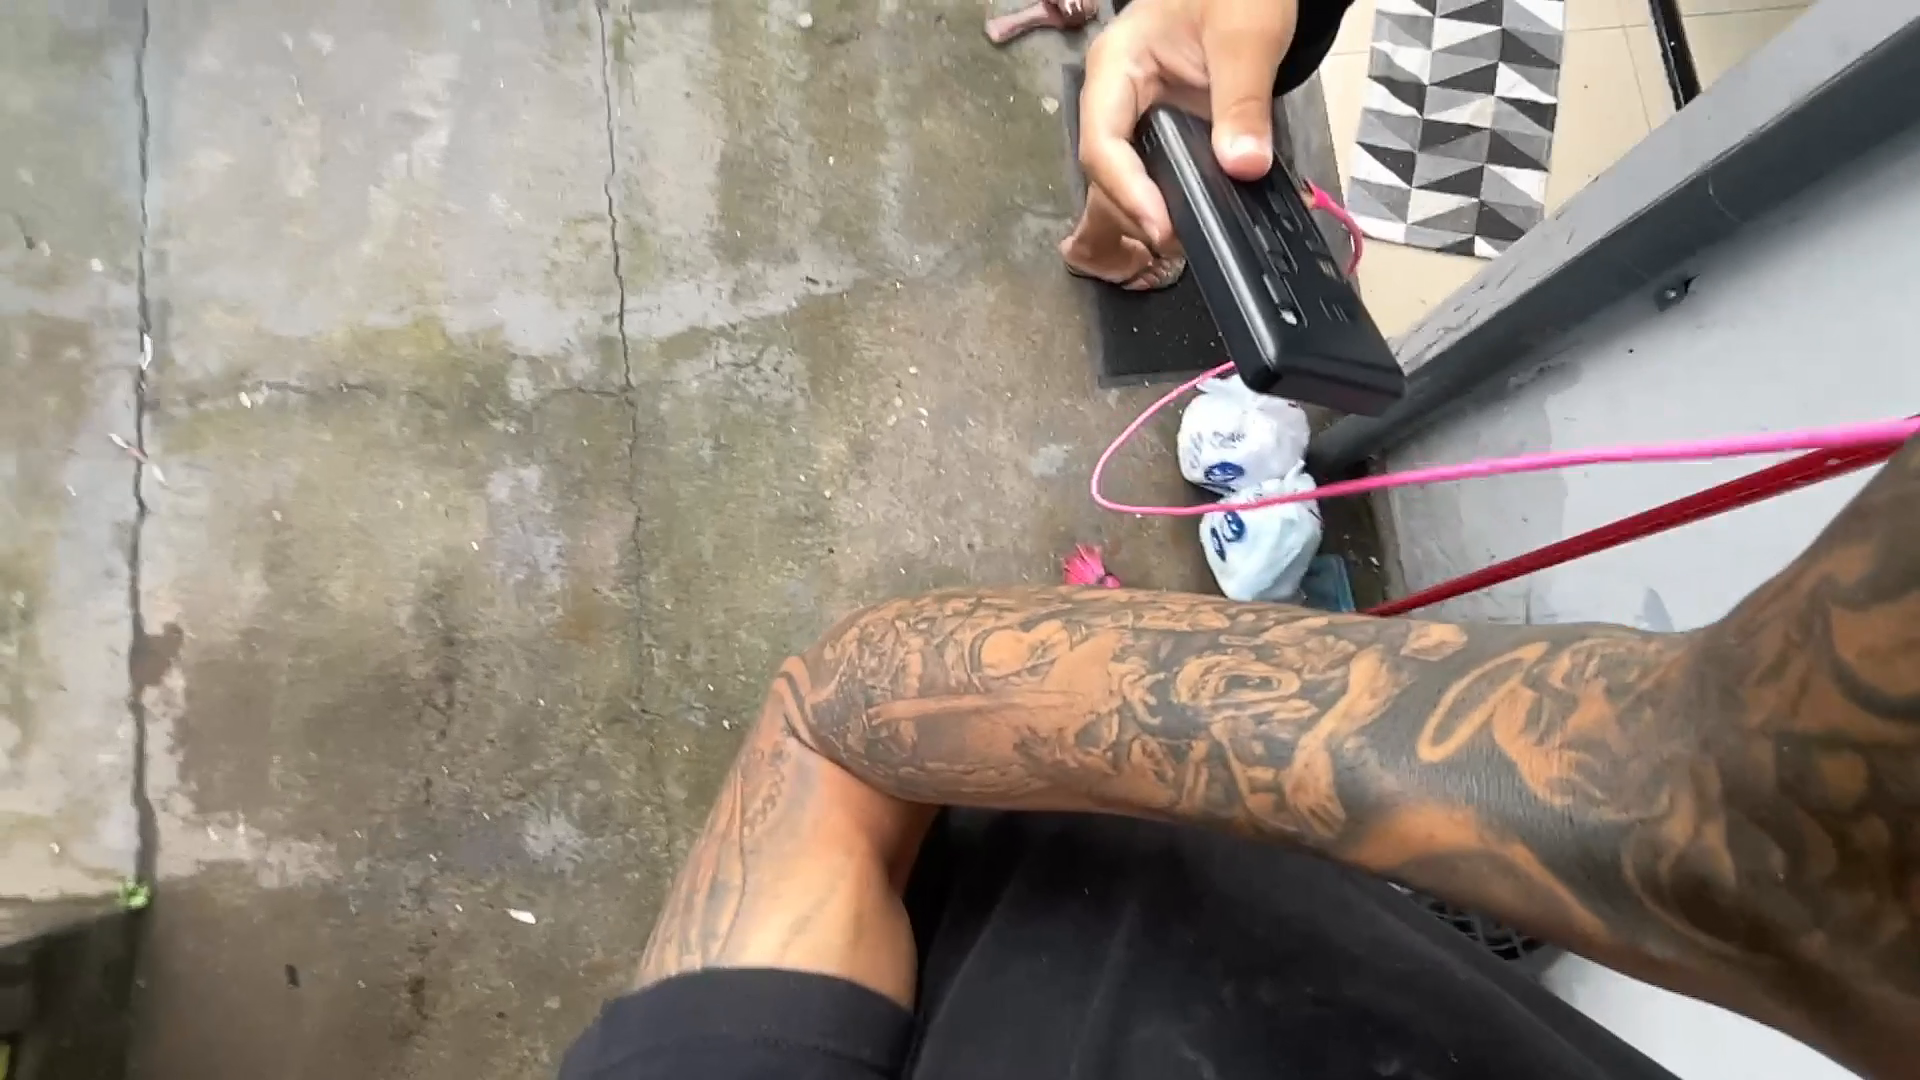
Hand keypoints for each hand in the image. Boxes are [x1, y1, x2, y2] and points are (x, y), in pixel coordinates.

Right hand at [1078, 0, 1299, 249]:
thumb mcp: (1248, 34)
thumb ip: (1243, 101)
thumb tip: (1243, 168)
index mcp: (1115, 68)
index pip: (1102, 145)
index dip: (1128, 193)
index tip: (1163, 229)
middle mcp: (1112, 104)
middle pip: (1107, 176)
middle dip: (1138, 215)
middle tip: (1180, 243)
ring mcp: (1131, 124)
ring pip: (1122, 187)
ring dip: (1149, 219)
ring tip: (1189, 241)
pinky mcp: (1155, 140)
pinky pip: (1149, 182)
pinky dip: (1168, 208)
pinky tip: (1192, 226)